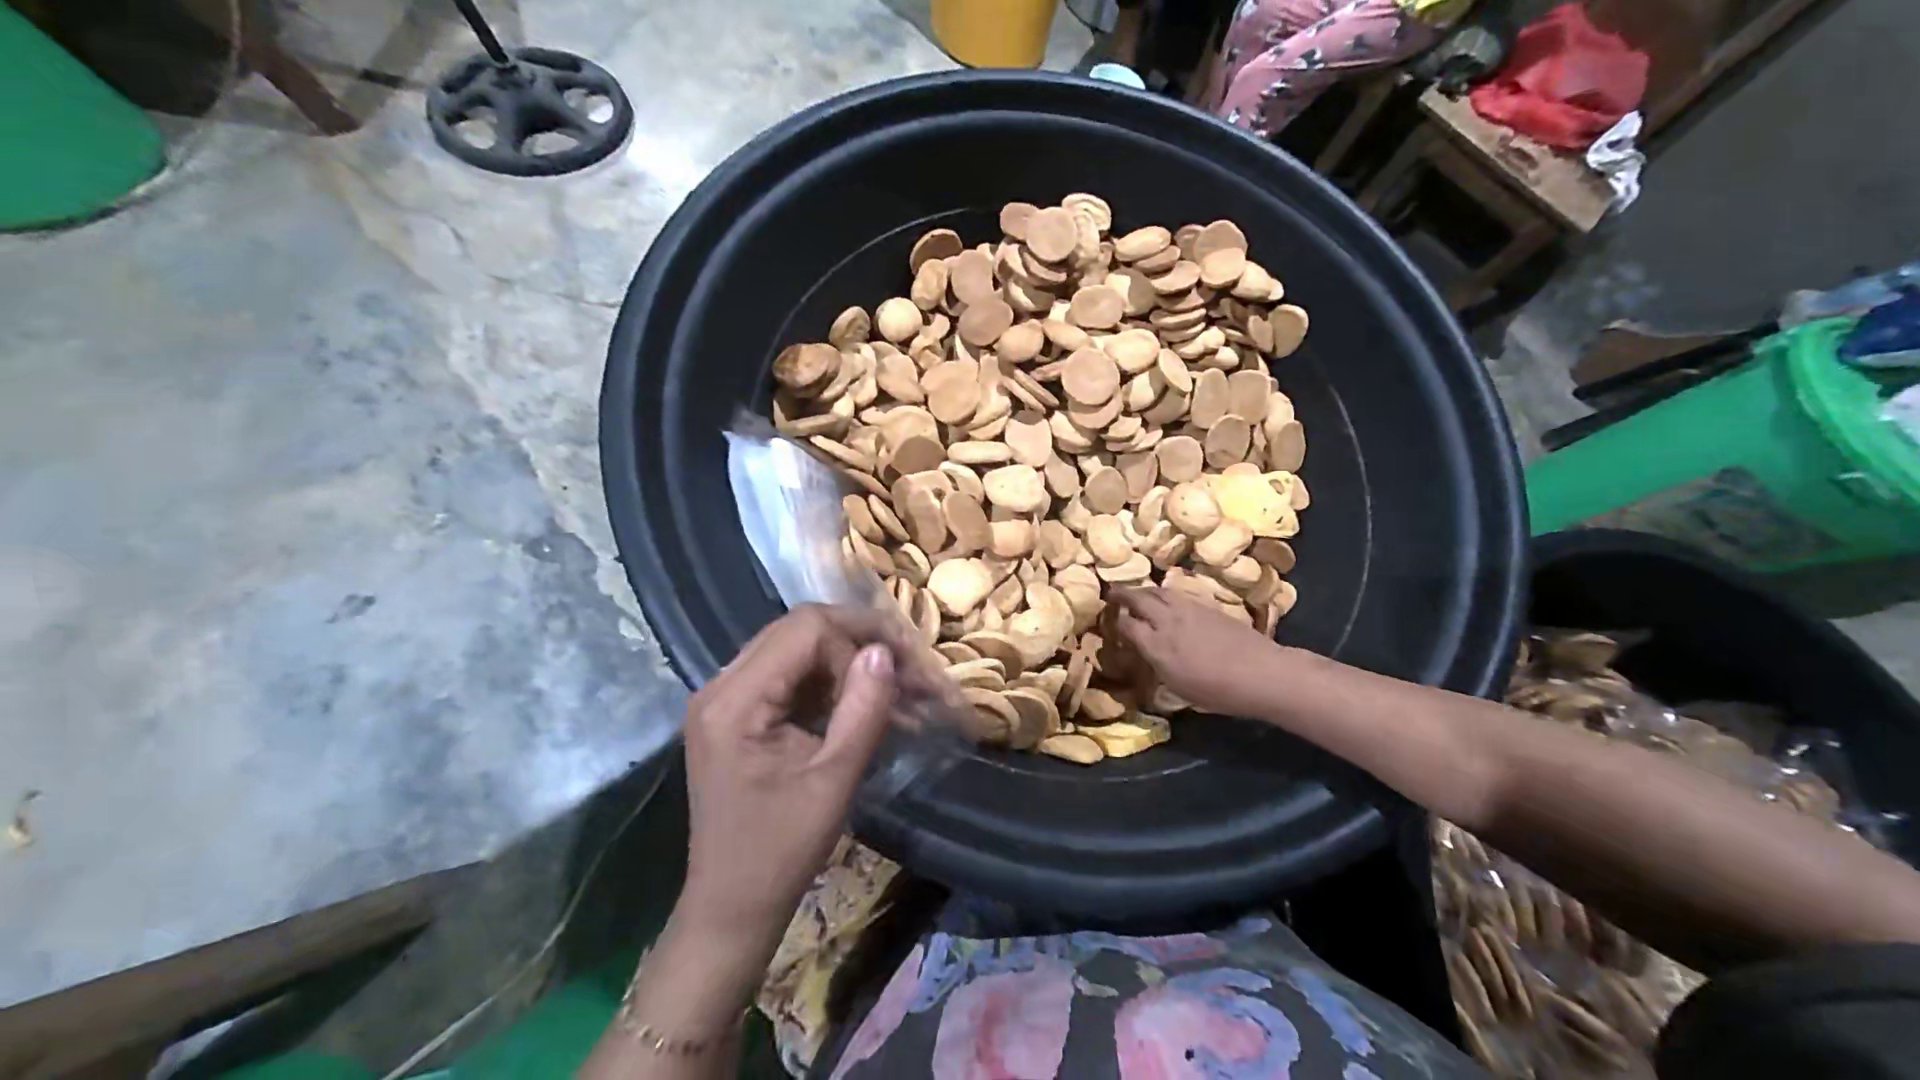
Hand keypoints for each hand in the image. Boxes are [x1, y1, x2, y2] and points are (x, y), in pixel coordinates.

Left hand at [677, 605, 898, 943]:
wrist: (732, 904)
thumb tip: (883, 651)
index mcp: (735, 701)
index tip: (900, 673)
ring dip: (846, 660)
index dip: (859, 638)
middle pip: (798, 629)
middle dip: (858, 641)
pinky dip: (827, 680)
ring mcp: (724, 698)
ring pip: (795, 647)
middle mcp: (720, 686)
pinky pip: (787, 674)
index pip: (805, 629)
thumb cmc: (781, 851)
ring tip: (892, 688)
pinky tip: (860, 702)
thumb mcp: (833, 781)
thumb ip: (862, 711)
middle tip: (907, 668)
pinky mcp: (735, 712)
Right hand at [1109, 587, 1289, 718]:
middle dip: (1122, 595)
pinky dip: (1162, 593)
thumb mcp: (1176, 685)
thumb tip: (1143, 647)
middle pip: (1138, 598)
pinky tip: (1164, 599)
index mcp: (1156, 645)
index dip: (1114, 621)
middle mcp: (1167, 621)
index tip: (1108, 621)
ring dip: (1143, 590)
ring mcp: (1188, 609)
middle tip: (1112, 594)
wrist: (1260, 673)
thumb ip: (1155, 661)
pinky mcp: (1205, 605)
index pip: (1125, 624)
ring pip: (1157, 591)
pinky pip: (1175, 594)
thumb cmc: (1217, 691)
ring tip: (1136, 593)